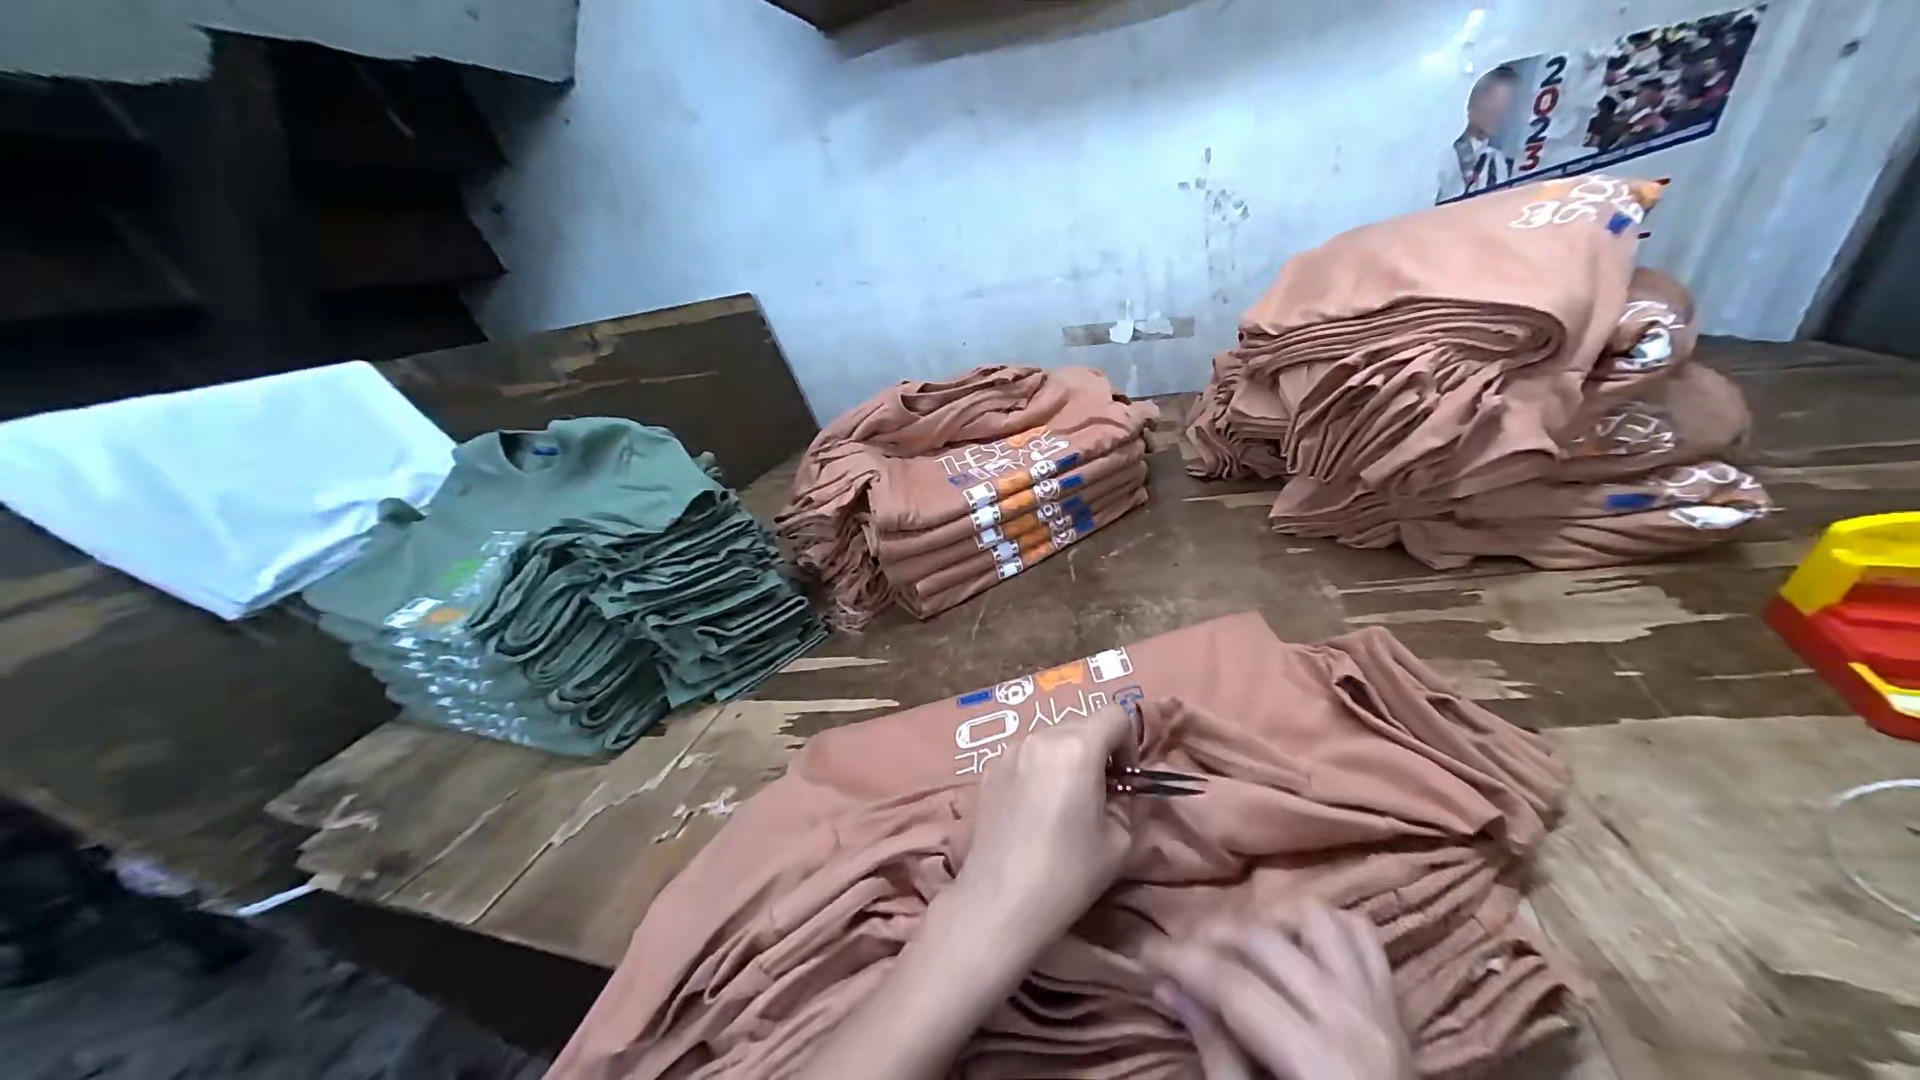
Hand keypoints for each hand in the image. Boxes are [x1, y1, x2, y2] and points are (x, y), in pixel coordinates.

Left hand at [954, 703, 1136, 943]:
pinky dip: (1040, 769)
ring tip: (1065, 803)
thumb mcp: (1119, 840)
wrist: (1000, 901)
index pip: (1115, 714)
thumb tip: (1119, 787)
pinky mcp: (988, 769)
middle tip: (1101, 793)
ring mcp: (1009, 751)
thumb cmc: (1068, 872)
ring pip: (1052, 739)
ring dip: (1068, 758)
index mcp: (1076, 747)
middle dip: (1099, 750)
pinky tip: (1035, 810)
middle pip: (1082, 724)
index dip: (1129, 742)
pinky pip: (1027, 756)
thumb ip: (1127, 800)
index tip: (1125, 778)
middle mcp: (1040, 737)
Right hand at [1146, 904, 1412, 1079]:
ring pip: (1314, 918)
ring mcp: (1382, 1007)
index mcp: (1321, 1061)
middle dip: (1210, 939)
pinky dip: (1322, 926)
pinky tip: (1293, 945)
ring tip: (1239, 949)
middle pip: (1264, 943)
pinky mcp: (1395, 1005)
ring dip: (1268, 922)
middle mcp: (1356, 1019)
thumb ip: (1216, 1052)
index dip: (1181, 962)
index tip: (1144, 955)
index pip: (1233, 985)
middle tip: (1180, 958)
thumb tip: (1168, 988)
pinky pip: (1360, 934)